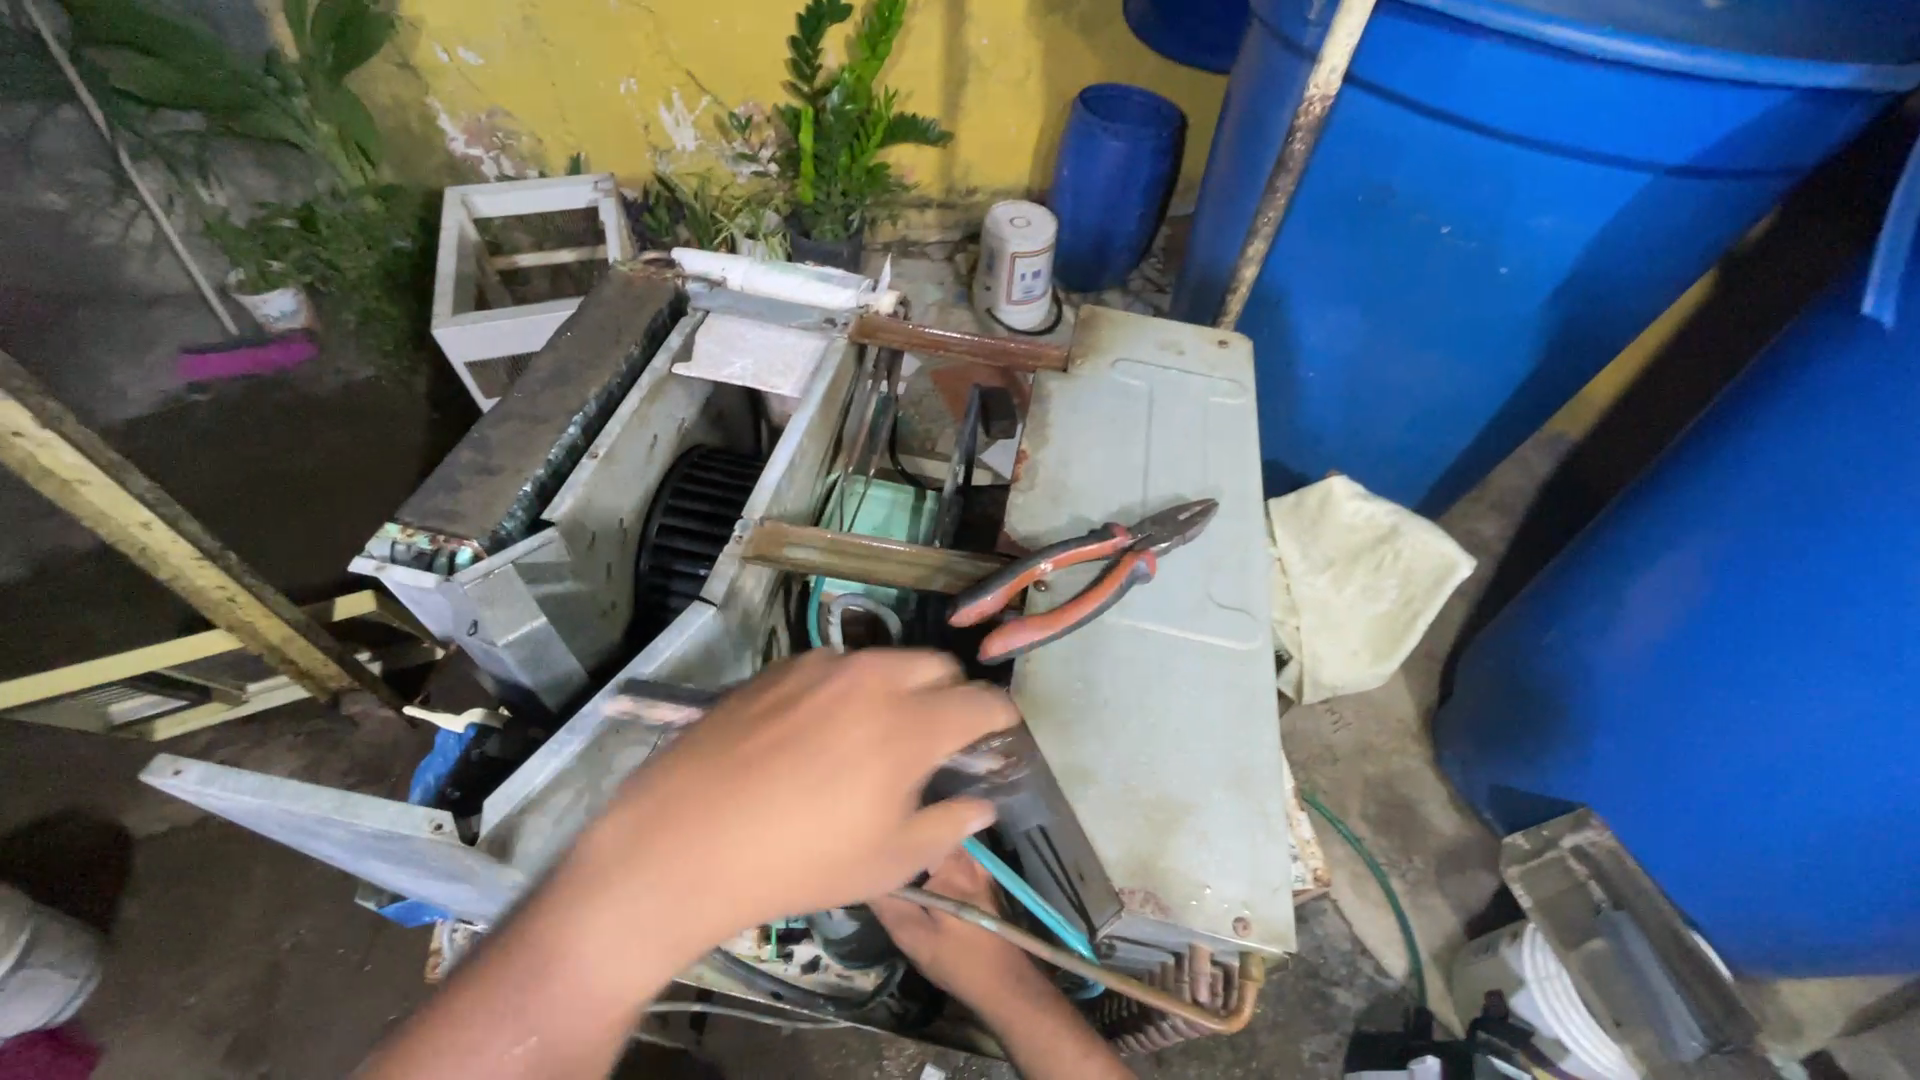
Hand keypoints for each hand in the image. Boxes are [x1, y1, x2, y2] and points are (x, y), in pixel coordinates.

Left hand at [570, 649, 1019, 945]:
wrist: (685, 839)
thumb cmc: (799, 861)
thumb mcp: (887, 862)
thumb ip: (947, 826)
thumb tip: (981, 805)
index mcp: (912, 724)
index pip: (982, 702)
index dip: (1001, 718)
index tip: (999, 734)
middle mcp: (874, 678)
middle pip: (938, 666)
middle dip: (951, 694)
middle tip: (938, 736)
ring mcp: (822, 666)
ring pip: (885, 660)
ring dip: (899, 687)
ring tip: (875, 732)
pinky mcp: (779, 667)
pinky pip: (834, 666)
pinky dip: (848, 688)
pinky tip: (819, 729)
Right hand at [868, 850, 1045, 1004]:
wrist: (1005, 985)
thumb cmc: (959, 961)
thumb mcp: (915, 938)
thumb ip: (889, 905)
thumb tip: (866, 878)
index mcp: (952, 864)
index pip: (917, 831)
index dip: (893, 838)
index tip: (874, 847)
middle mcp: (969, 858)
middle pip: (929, 836)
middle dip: (906, 845)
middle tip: (881, 857)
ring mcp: (980, 868)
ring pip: (941, 848)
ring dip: (920, 856)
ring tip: (895, 866)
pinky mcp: (983, 882)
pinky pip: (952, 861)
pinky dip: (935, 866)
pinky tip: (922, 883)